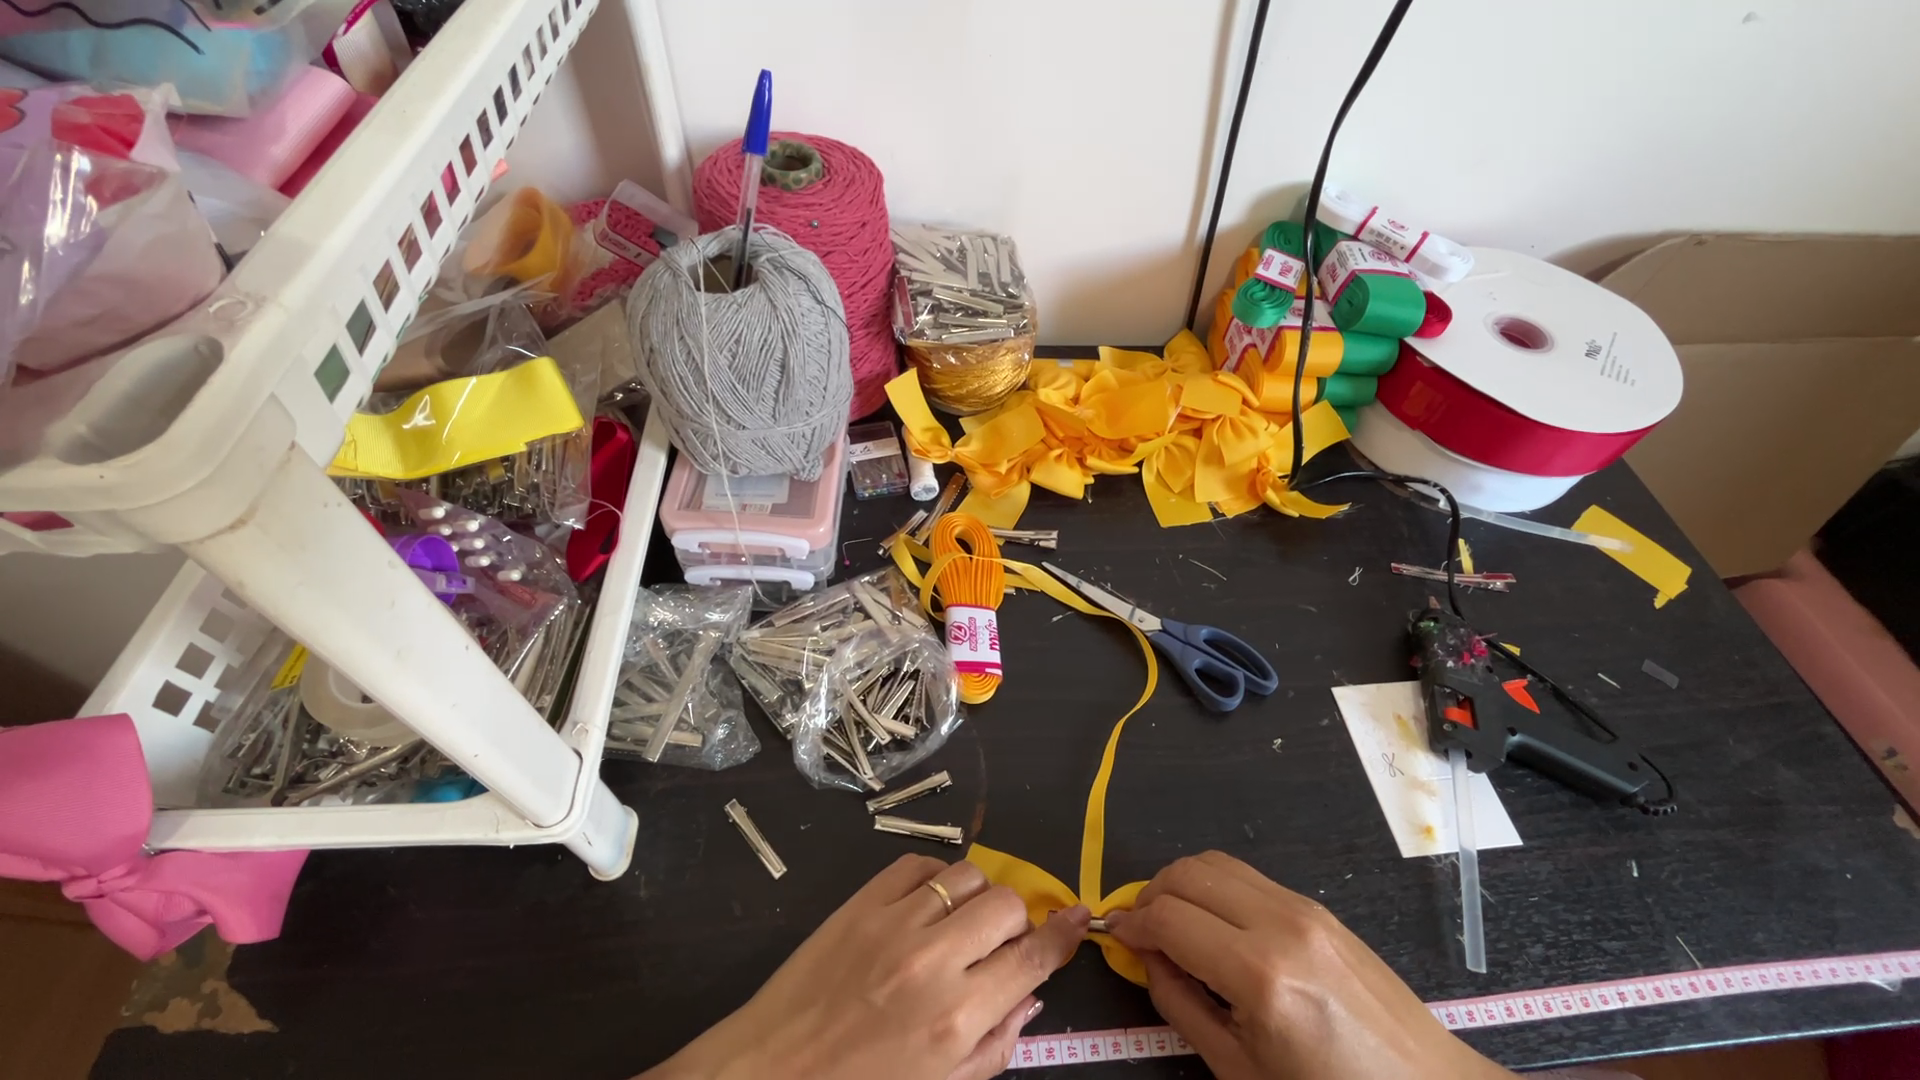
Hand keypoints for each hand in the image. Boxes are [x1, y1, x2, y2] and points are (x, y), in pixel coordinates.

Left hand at [642, 854, 1086, 1079]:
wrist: (775, 1067)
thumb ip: (996, 1043)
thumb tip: (1032, 994)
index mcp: (957, 1017)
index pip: (1032, 958)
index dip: (1065, 934)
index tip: (1080, 916)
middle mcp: (933, 961)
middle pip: (1006, 904)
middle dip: (1014, 920)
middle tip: (994, 941)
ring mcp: (895, 922)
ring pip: (967, 875)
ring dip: (975, 896)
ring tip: (957, 921)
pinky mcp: (862, 899)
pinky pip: (919, 864)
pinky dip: (933, 878)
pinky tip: (925, 904)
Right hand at [1105, 851, 1514, 1079]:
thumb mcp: (1239, 1069)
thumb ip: (1180, 1005)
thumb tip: (1147, 959)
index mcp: (1259, 974)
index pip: (1168, 918)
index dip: (1131, 925)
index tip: (1116, 940)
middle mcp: (1279, 923)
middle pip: (1186, 874)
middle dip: (1149, 895)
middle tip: (1141, 932)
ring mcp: (1303, 907)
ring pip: (1213, 862)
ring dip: (1180, 884)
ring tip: (1172, 923)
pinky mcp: (1317, 905)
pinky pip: (1246, 876)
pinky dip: (1213, 887)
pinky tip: (1214, 926)